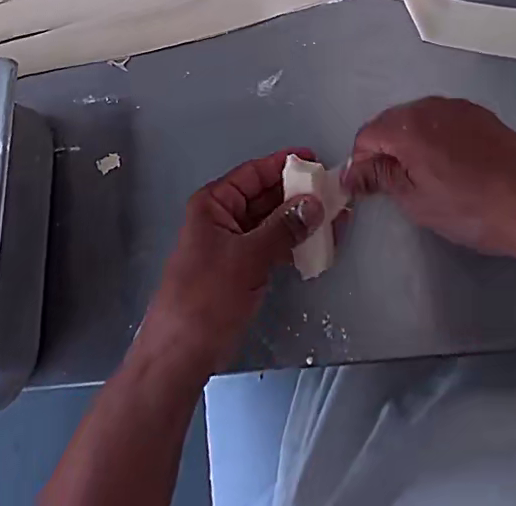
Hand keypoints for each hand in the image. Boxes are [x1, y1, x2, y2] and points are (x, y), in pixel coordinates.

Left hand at [135, 149, 321, 380]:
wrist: (180, 356)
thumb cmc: (205, 298)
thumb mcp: (247, 258)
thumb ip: (284, 228)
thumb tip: (315, 204)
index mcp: (214, 204)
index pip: (253, 173)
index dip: (284, 164)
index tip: (315, 160)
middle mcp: (223, 218)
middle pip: (266, 196)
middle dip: (299, 193)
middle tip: (333, 191)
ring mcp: (234, 244)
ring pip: (273, 221)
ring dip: (301, 219)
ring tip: (335, 216)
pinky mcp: (243, 268)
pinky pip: (274, 245)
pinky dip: (295, 242)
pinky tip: (320, 242)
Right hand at [345, 97, 515, 258]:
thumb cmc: (472, 208)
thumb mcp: (417, 202)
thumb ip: (382, 178)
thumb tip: (357, 171)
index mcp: (408, 126)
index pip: (366, 136)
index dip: (360, 163)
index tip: (364, 189)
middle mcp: (430, 106)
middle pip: (391, 123)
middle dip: (385, 151)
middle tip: (392, 186)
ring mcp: (458, 107)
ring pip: (419, 121)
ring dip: (412, 144)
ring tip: (425, 178)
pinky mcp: (480, 114)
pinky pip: (445, 122)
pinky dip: (437, 140)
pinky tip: (452, 167)